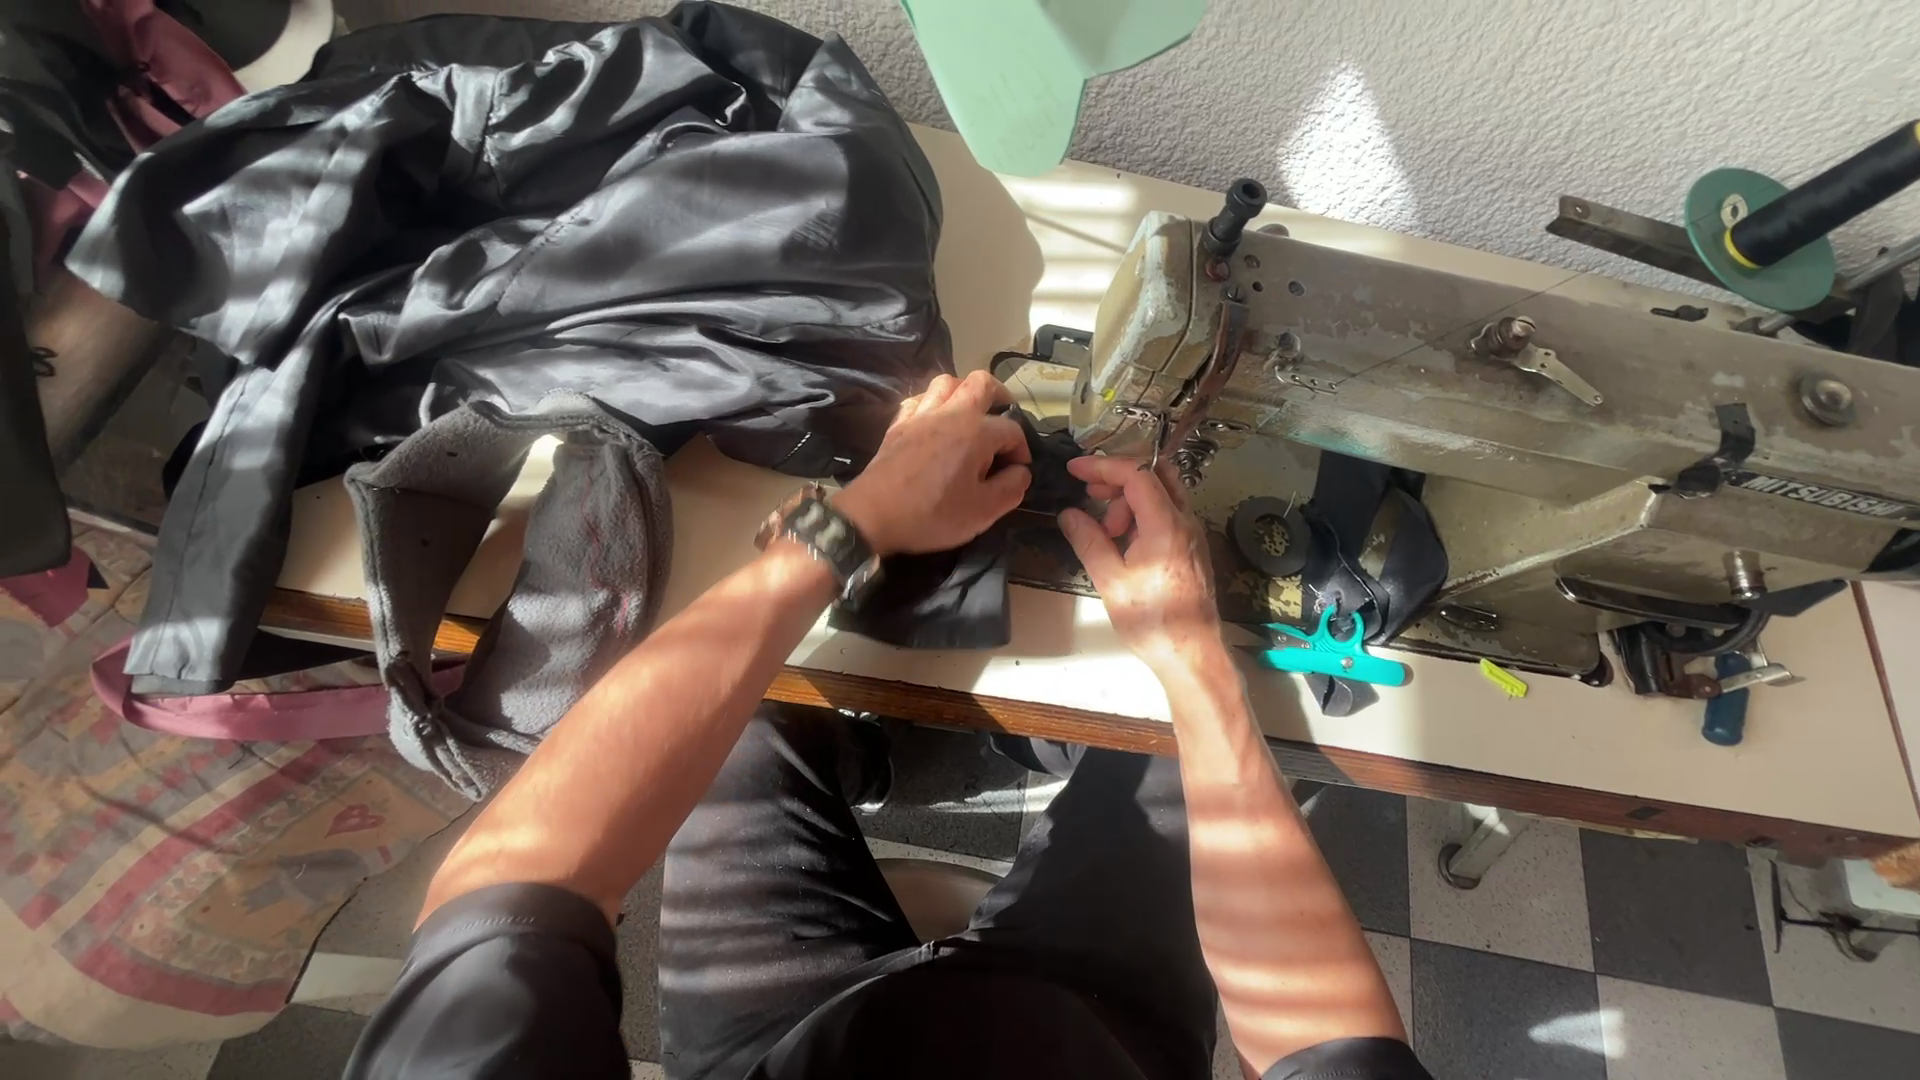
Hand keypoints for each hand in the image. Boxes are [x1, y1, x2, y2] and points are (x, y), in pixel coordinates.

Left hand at [834, 371, 1031, 555]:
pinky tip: (936, 421)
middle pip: (982, 383)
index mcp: (975, 432)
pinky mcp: (898, 424)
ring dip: (964, 392)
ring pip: (948, 382)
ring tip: (971, 416)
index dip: (1021, 450)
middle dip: (1000, 396)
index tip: (1017, 472)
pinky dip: (934, 403)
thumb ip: (1011, 488)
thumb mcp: (983, 512)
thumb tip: (1021, 471)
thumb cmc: (933, 515)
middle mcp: (950, 413)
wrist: (873, 516)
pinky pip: (920, 399)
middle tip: (1004, 418)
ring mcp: (920, 414)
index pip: (1011, 430)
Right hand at [1057, 455, 1223, 671]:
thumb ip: (1089, 541)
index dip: (1103, 466)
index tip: (1075, 470)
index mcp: (1166, 526)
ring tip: (1106, 529)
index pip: (1137, 474)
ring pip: (1163, 492)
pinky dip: (1143, 513)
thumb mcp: (1110, 581)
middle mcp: (1185, 521)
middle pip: (1155, 474)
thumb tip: (1069, 514)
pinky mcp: (1192, 547)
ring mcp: (1192, 533)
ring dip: (1130, 498)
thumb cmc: (1151, 621)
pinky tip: (1123, 540)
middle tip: (1091, 496)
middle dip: (1118, 478)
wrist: (1191, 654)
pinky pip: (1167, 513)